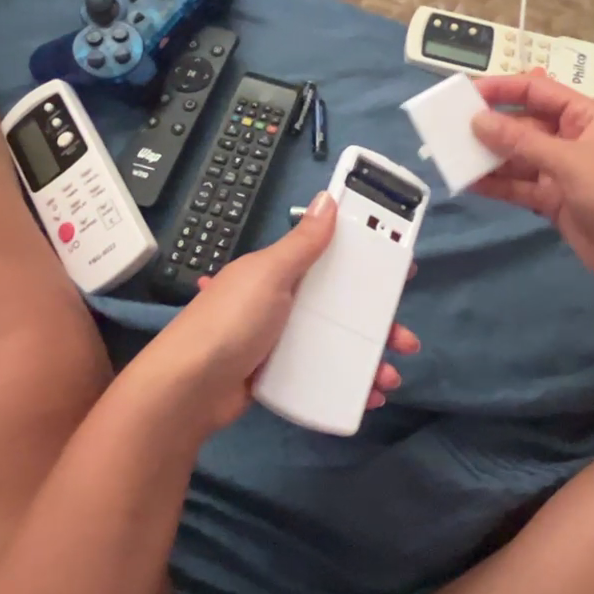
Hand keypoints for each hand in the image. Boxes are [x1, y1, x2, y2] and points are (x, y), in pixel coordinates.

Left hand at [156, 191, 419, 428]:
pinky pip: (323, 375)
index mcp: (280, 273)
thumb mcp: (268, 275)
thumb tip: (327, 198)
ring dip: (368, 359)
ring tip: (390, 377)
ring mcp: (281, 342)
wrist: (188, 389)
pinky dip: (348, 384)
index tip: (402, 274)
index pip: (332, 261)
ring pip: (337, 345)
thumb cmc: (230, 322)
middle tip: (406, 340)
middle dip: (378, 324)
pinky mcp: (280, 376)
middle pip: (342, 308)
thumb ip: (301, 243)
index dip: (367, 265)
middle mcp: (283, 304)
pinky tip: (368, 396)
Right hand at [471, 69, 593, 291]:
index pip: (537, 91)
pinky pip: (519, 186)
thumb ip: (521, 141)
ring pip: (517, 157)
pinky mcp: (554, 200)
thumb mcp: (569, 160)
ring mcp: (562, 171)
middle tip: (450, 128)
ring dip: (489, 157)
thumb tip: (478, 121)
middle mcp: (571, 138)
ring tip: (452, 156)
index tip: (466, 93)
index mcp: (584, 116)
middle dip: (490, 127)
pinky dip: (497, 184)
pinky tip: (469, 183)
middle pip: (523, 125)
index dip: (502, 89)